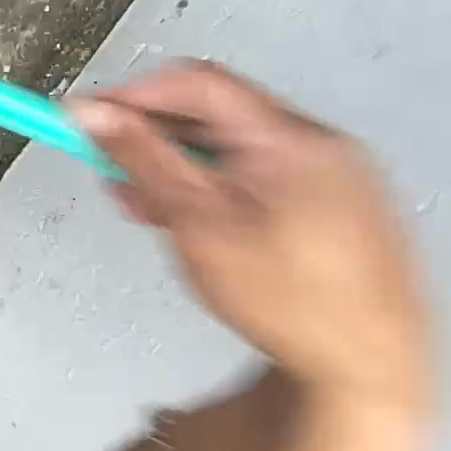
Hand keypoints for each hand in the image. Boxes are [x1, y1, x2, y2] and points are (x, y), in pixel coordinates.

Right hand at [71, 61, 433, 422]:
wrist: (366, 367)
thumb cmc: (288, 297)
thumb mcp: (194, 218)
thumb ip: (139, 157)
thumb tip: (91, 113)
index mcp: (292, 141)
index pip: (195, 84)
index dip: (131, 95)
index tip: (84, 118)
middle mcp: (315, 147)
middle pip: (208, 114)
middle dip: (147, 137)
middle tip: (107, 169)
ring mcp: (325, 175)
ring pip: (222, 146)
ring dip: (170, 165)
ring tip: (143, 205)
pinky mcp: (323, 203)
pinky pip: (246, 173)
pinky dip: (202, 185)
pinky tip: (181, 218)